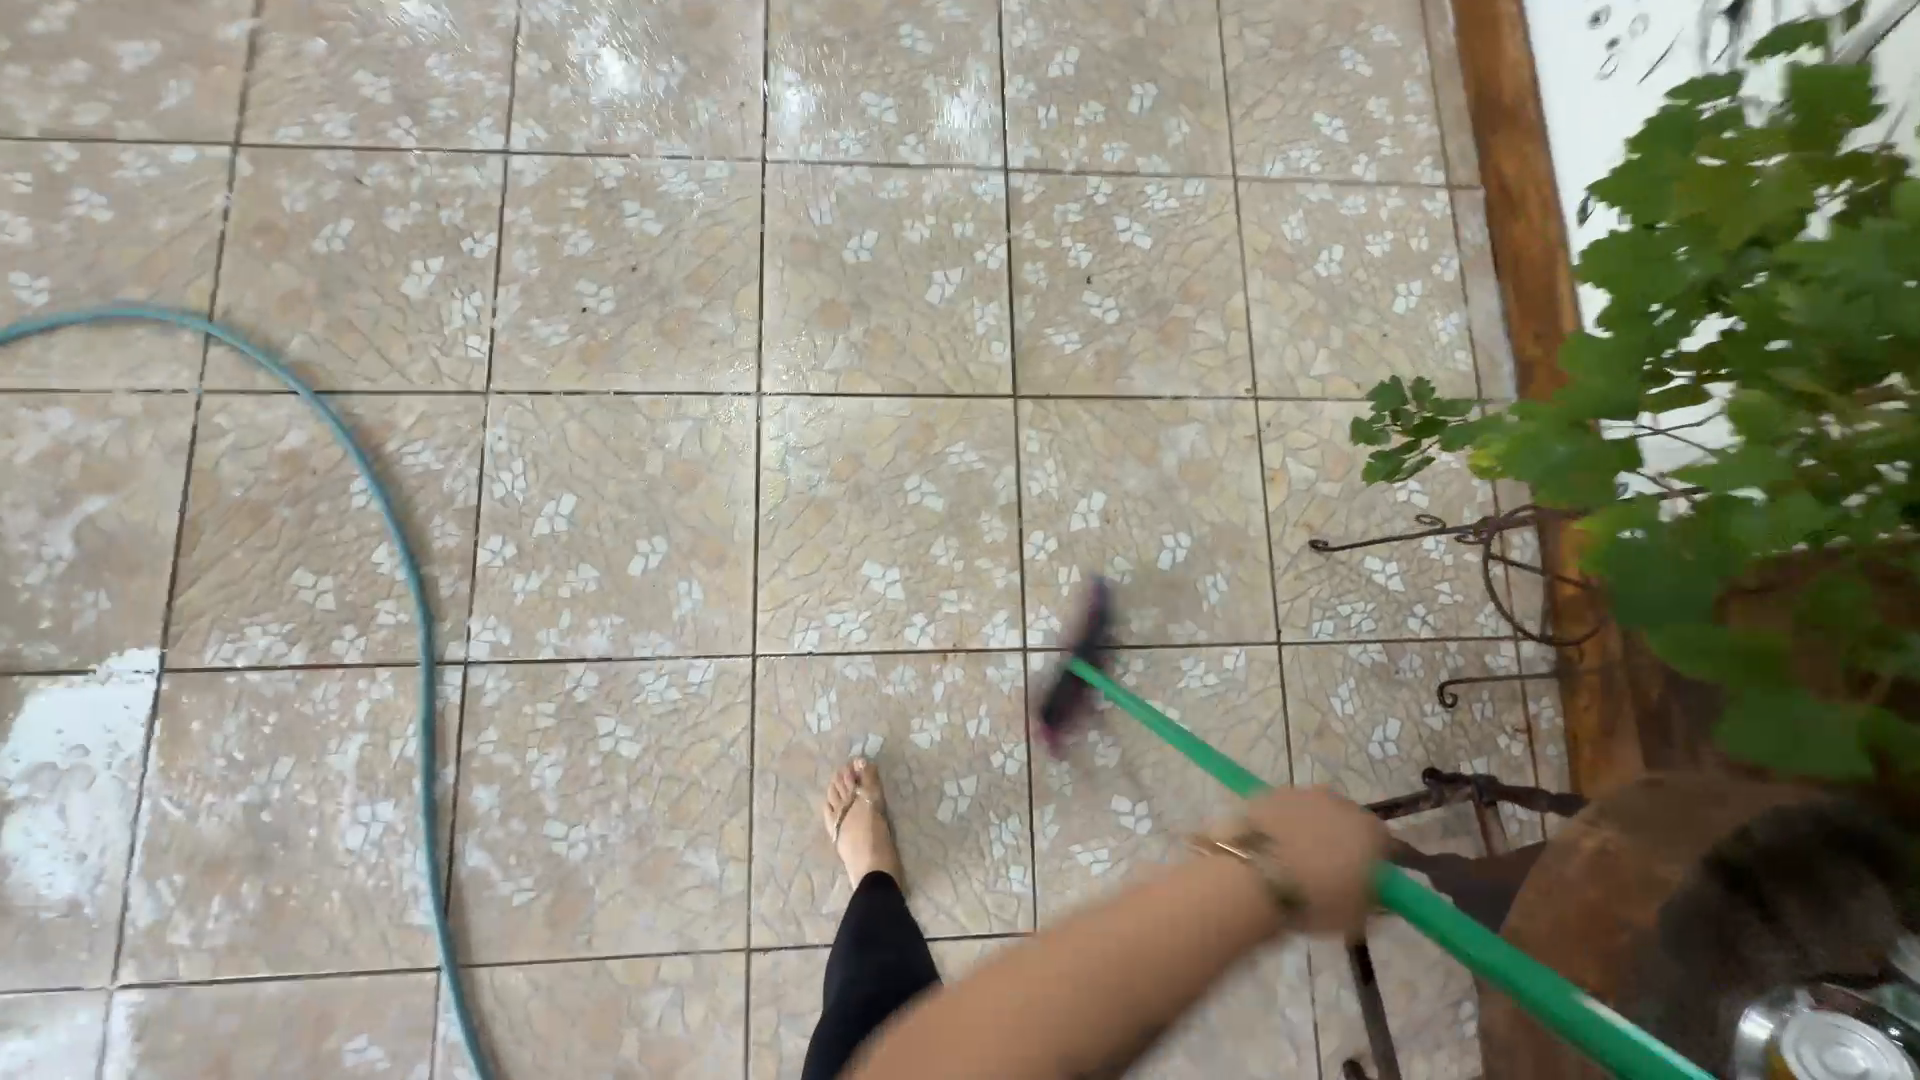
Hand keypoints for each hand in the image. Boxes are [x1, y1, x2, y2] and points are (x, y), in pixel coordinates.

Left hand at [1234, 787, 1387, 936]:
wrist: (1253, 876)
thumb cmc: (1313, 901)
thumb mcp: (1357, 915)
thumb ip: (1371, 896)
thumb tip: (1370, 889)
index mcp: (1371, 832)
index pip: (1386, 844)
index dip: (1377, 861)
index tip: (1367, 877)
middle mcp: (1340, 803)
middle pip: (1348, 820)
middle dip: (1342, 839)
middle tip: (1327, 866)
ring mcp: (1302, 793)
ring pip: (1314, 810)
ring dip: (1310, 826)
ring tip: (1294, 854)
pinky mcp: (1268, 792)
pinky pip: (1284, 808)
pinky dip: (1282, 821)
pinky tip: (1271, 842)